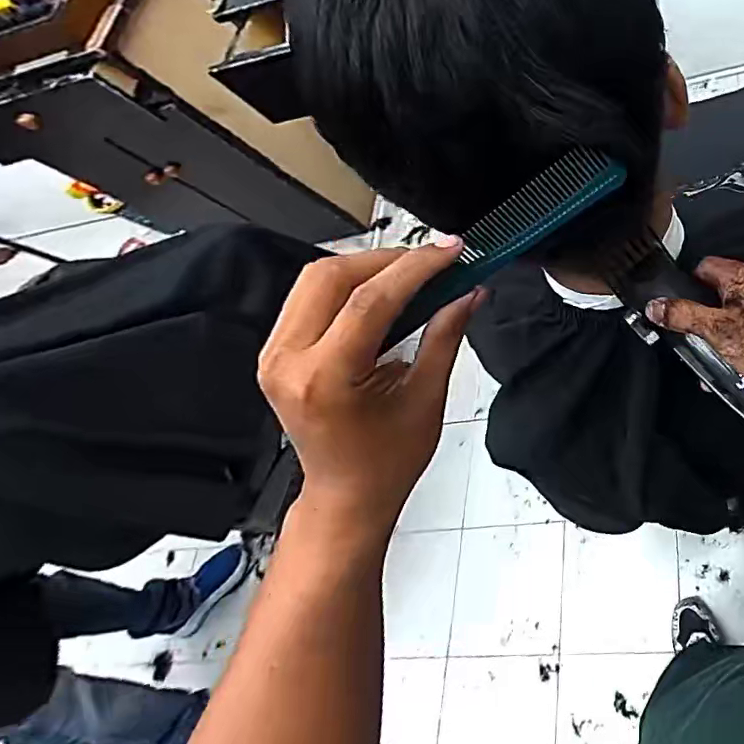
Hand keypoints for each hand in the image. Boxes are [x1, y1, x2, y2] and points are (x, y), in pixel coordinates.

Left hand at [258, 238, 483, 549]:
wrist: (347, 492)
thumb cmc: (388, 459)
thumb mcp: (427, 396)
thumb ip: (445, 336)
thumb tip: (469, 293)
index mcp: (324, 377)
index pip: (370, 299)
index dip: (418, 267)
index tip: (452, 251)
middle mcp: (286, 360)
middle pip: (332, 276)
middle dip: (390, 258)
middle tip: (438, 258)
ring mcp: (274, 355)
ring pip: (316, 280)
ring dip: (370, 267)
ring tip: (418, 271)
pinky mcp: (278, 351)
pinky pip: (311, 298)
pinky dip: (352, 285)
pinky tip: (388, 290)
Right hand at [643, 256, 743, 398]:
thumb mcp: (718, 333)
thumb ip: (684, 316)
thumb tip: (658, 306)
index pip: (703, 267)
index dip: (685, 286)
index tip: (676, 308)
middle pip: (718, 292)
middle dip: (704, 318)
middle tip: (696, 339)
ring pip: (734, 314)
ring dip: (722, 336)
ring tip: (720, 358)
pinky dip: (741, 343)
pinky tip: (740, 365)